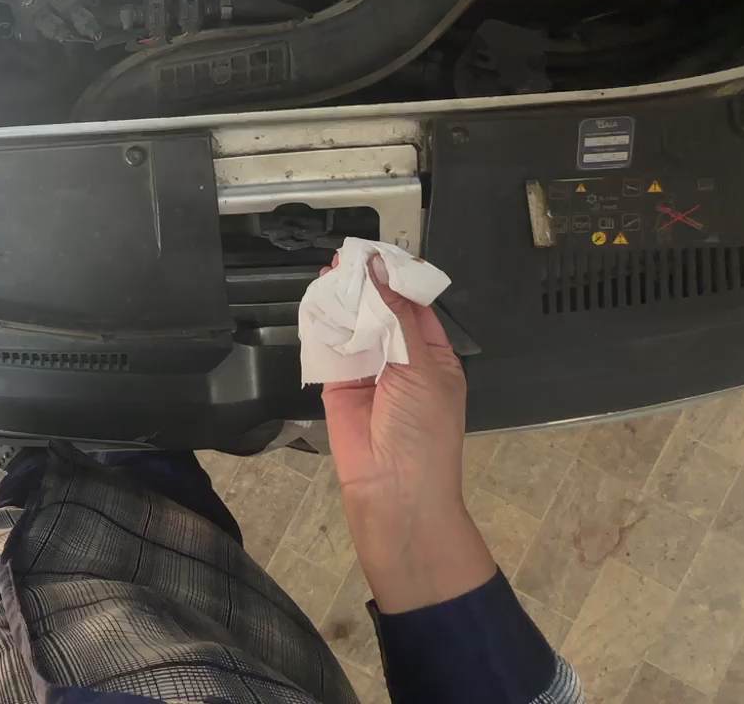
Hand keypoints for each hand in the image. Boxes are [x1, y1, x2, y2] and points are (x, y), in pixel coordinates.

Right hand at [322, 256, 493, 612]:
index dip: (395, 278)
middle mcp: (398, 357)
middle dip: (363, 286)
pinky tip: (313, 302)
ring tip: (327, 272)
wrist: (392, 490)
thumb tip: (381, 270)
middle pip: (377, 310)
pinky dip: (318, 325)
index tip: (376, 252)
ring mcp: (365, 369)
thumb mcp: (421, 369)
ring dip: (340, 301)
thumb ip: (397, 317)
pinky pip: (326, 346)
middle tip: (344, 258)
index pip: (413, 305)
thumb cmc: (423, 433)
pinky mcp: (335, 380)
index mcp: (431, 354)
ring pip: (350, 325)